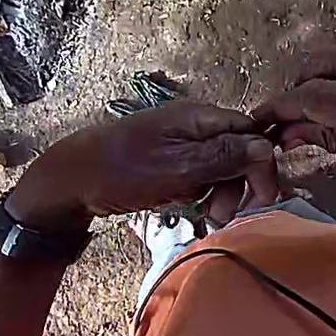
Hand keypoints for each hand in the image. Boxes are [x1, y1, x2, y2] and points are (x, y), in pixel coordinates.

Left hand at [5, 101, 280, 231]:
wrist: (68, 181)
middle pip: (237, 150)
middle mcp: (193, 124)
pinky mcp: (167, 158)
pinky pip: (198, 173)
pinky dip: (200, 192)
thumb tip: (266, 148)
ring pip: (219, 165)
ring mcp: (179, 141)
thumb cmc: (123, 173)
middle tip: (223, 216)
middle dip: (238, 184)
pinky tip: (188, 206)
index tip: (262, 199)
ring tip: (207, 217)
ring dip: (220, 193)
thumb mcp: (178, 169)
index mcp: (199, 117)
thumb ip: (224, 157)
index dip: (262, 165)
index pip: (251, 133)